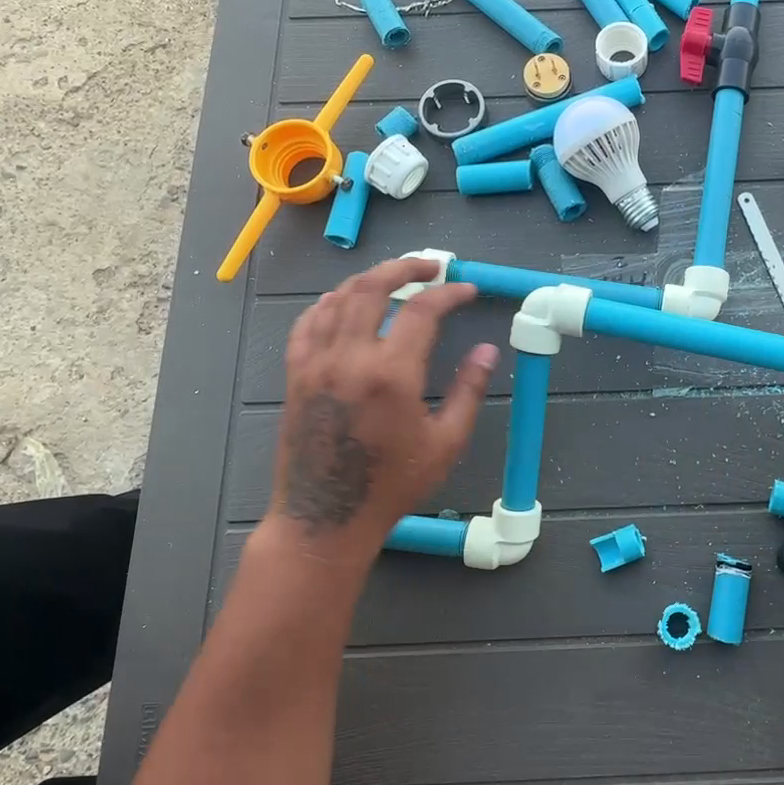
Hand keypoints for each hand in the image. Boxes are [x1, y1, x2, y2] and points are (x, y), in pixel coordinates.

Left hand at [266, 258, 498, 553]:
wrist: (326, 518)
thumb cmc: (392, 485)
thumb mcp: (445, 442)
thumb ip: (468, 391)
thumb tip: (487, 351)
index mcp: (391, 374)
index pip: (422, 310)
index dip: (449, 293)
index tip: (467, 291)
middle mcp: (349, 358)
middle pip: (373, 288)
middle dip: (405, 268)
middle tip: (430, 266)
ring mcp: (315, 364)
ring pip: (338, 299)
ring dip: (369, 280)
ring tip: (393, 279)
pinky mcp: (295, 375)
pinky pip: (307, 324)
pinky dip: (328, 304)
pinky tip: (344, 303)